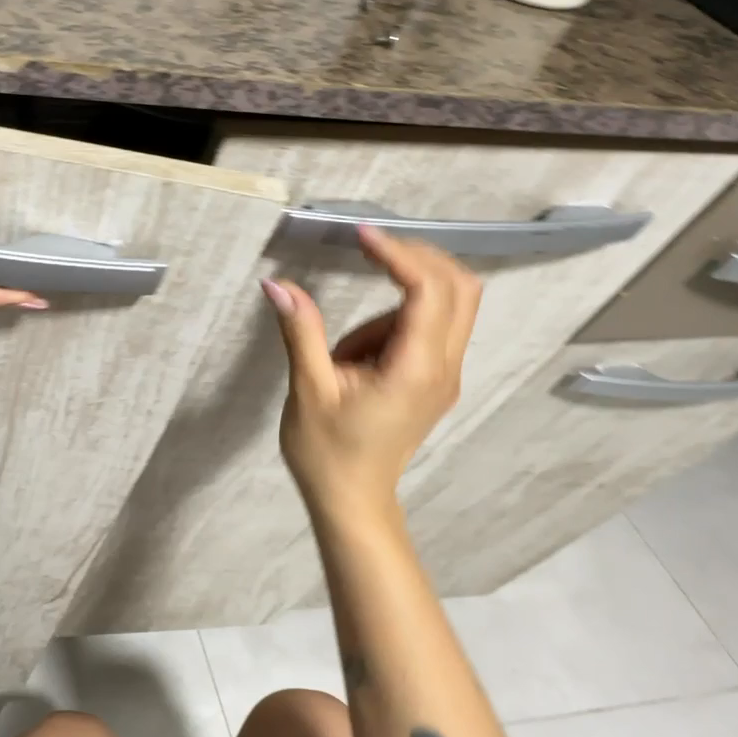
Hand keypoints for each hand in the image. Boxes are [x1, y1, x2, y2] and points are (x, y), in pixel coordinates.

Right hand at [262, 226, 480, 512]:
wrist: (351, 499)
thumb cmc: (327, 451)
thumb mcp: (308, 389)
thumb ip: (301, 332)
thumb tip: (277, 285)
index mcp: (415, 369)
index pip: (427, 290)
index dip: (398, 254)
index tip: (362, 236)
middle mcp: (443, 367)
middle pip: (460, 288)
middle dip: (417, 260)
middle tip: (371, 251)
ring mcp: (445, 375)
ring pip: (446, 308)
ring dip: (398, 303)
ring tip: (344, 353)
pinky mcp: (435, 382)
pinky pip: (430, 331)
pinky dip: (397, 324)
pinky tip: (355, 361)